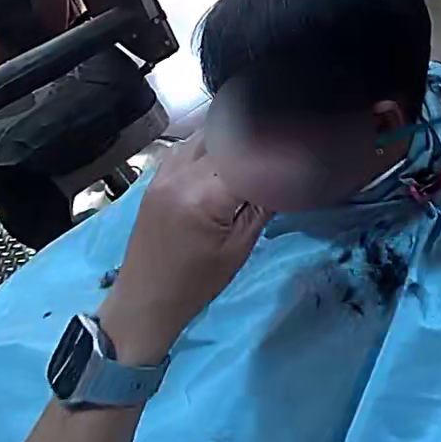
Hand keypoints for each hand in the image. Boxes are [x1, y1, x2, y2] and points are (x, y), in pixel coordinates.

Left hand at [97, 134, 267, 364]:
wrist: (144, 303)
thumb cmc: (195, 284)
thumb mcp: (239, 247)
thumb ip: (263, 205)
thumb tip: (288, 177)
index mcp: (203, 196)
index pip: (249, 158)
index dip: (274, 156)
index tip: (296, 159)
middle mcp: (180, 176)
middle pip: (228, 142)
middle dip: (255, 147)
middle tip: (276, 159)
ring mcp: (164, 175)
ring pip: (205, 137)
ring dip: (231, 143)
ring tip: (251, 158)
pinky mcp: (156, 180)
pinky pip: (185, 148)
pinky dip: (207, 148)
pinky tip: (221, 161)